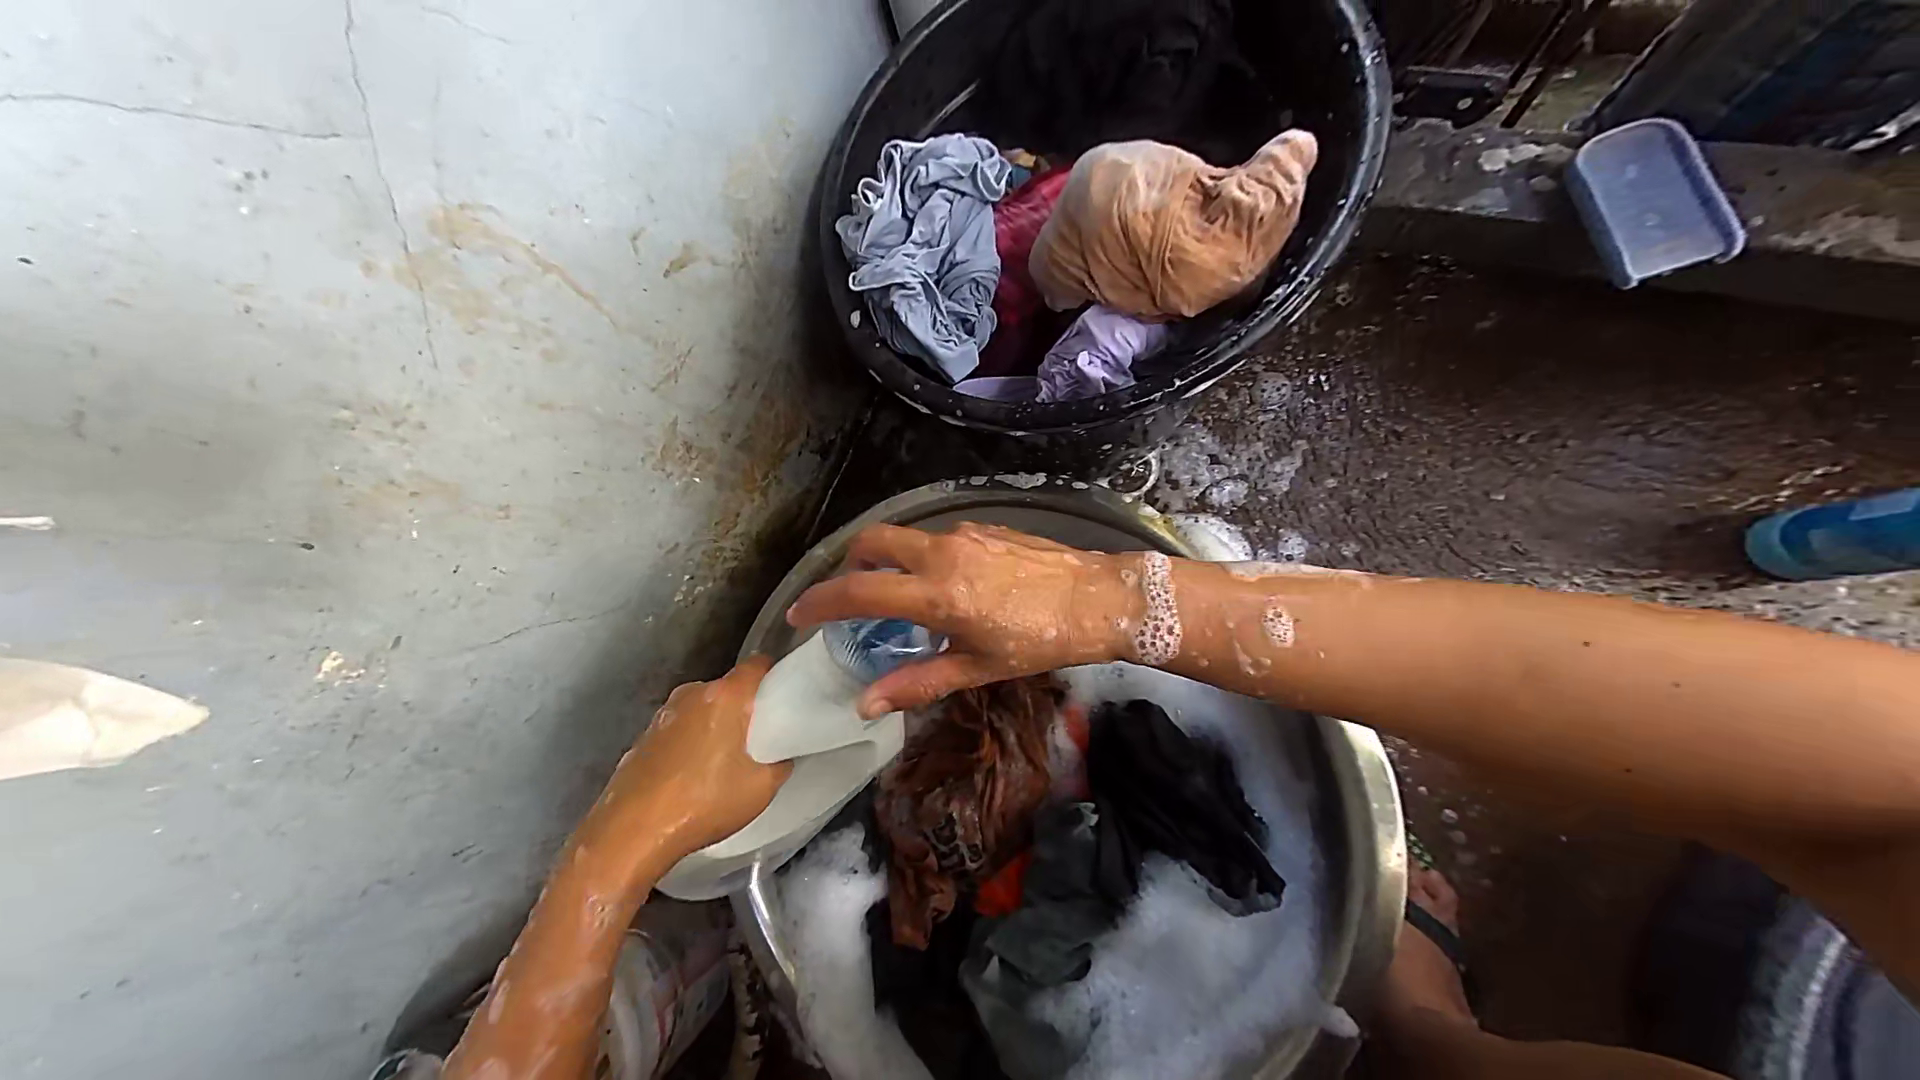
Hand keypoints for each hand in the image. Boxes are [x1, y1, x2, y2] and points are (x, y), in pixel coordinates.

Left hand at [590, 656, 788, 860]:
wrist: (629, 835)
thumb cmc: (703, 804)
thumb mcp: (760, 789)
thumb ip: (779, 764)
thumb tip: (778, 757)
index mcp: (724, 697)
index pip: (756, 665)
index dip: (773, 673)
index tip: (782, 692)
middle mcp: (691, 696)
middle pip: (726, 688)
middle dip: (742, 706)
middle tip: (756, 735)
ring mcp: (661, 716)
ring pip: (700, 709)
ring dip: (713, 724)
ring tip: (721, 760)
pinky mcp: (641, 739)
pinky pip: (677, 730)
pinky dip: (688, 743)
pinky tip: (689, 776)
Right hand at [786, 523, 1132, 716]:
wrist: (1098, 598)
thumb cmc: (1039, 640)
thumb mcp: (977, 668)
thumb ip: (917, 683)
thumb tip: (866, 706)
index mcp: (937, 595)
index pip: (858, 591)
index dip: (820, 602)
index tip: (799, 614)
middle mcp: (942, 553)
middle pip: (871, 541)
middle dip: (848, 563)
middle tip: (848, 595)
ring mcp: (963, 534)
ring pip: (904, 536)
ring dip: (888, 559)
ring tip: (899, 595)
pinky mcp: (983, 526)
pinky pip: (935, 536)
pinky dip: (921, 555)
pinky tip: (945, 583)